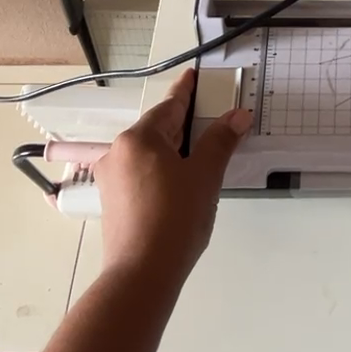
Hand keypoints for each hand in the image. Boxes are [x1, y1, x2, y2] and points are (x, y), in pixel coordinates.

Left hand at [93, 68, 251, 279]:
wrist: (141, 276)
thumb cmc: (175, 219)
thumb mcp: (205, 175)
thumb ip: (221, 140)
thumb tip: (238, 115)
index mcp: (138, 138)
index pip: (170, 106)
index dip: (186, 90)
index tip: (193, 75)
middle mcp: (118, 152)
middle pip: (158, 128)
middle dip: (185, 123)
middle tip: (210, 116)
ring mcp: (112, 179)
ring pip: (149, 152)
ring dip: (175, 148)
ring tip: (201, 151)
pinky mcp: (113, 202)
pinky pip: (142, 172)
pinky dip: (162, 168)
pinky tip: (180, 180)